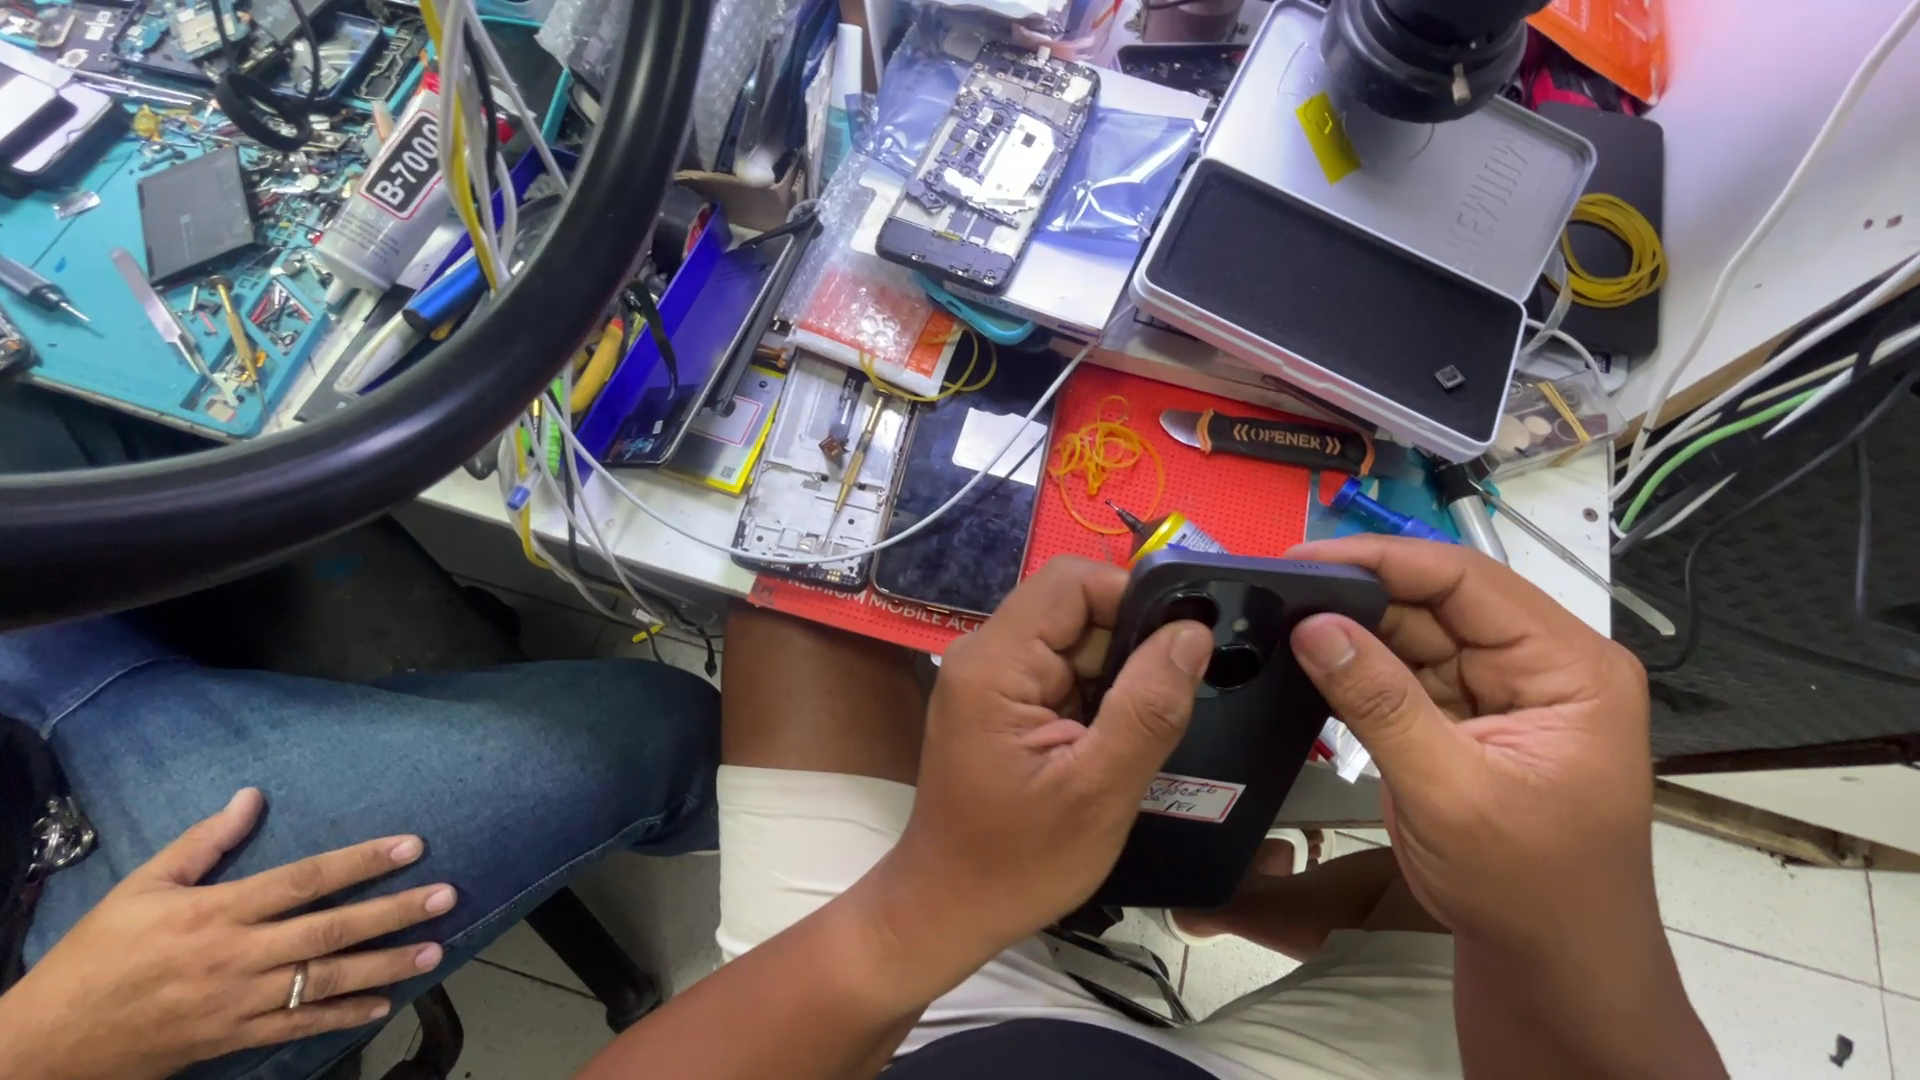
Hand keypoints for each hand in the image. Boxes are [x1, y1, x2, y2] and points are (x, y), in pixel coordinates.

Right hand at [1, 789, 456, 1079]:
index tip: (413, 845)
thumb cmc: (95, 957)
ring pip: (323, 981)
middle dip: (393, 912)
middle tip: (447, 896)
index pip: (304, 879)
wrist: (36, 1050)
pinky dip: (342, 1016)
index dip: (361, 861)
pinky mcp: (230, 1038)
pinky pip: (296, 1026)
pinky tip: (385, 1004)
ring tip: (436, 949)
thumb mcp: (139, 889)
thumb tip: (253, 794)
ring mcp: (235, 1002)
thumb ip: (203, 842)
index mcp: (216, 913)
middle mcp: (234, 956)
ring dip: (384, 965)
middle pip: (329, 930)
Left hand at [869, 557, 1214, 977]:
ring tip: (1143, 727)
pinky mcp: (1000, 702)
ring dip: (1116, 675)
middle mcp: (986, 654)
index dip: (1131, 597)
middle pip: (1072, 608)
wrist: (949, 906)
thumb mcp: (1097, 790)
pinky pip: (1060, 672)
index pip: (1070, 582)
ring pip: (1073, 641)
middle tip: (1170, 699)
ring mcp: (990, 678)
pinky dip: (1096, 695)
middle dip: (1128, 644)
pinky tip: (1113, 738)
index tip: (1182, 641)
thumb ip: (1147, 708)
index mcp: (995, 663)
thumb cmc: (1017, 861)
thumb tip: (1192, 633)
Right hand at [1284, 536, 1656, 952]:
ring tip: (1280, 616)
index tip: (1302, 558)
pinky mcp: (1457, 712)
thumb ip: (1380, 703)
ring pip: (1408, 632)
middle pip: (1434, 601)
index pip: (1467, 581)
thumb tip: (1311, 627)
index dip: (1383, 560)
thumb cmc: (1527, 885)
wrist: (1547, 960)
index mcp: (1567, 665)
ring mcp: (1494, 687)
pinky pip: (1397, 671)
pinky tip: (1306, 654)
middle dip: (1356, 594)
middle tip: (1277, 588)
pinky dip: (1352, 664)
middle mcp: (1534, 662)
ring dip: (1348, 628)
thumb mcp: (1451, 791)